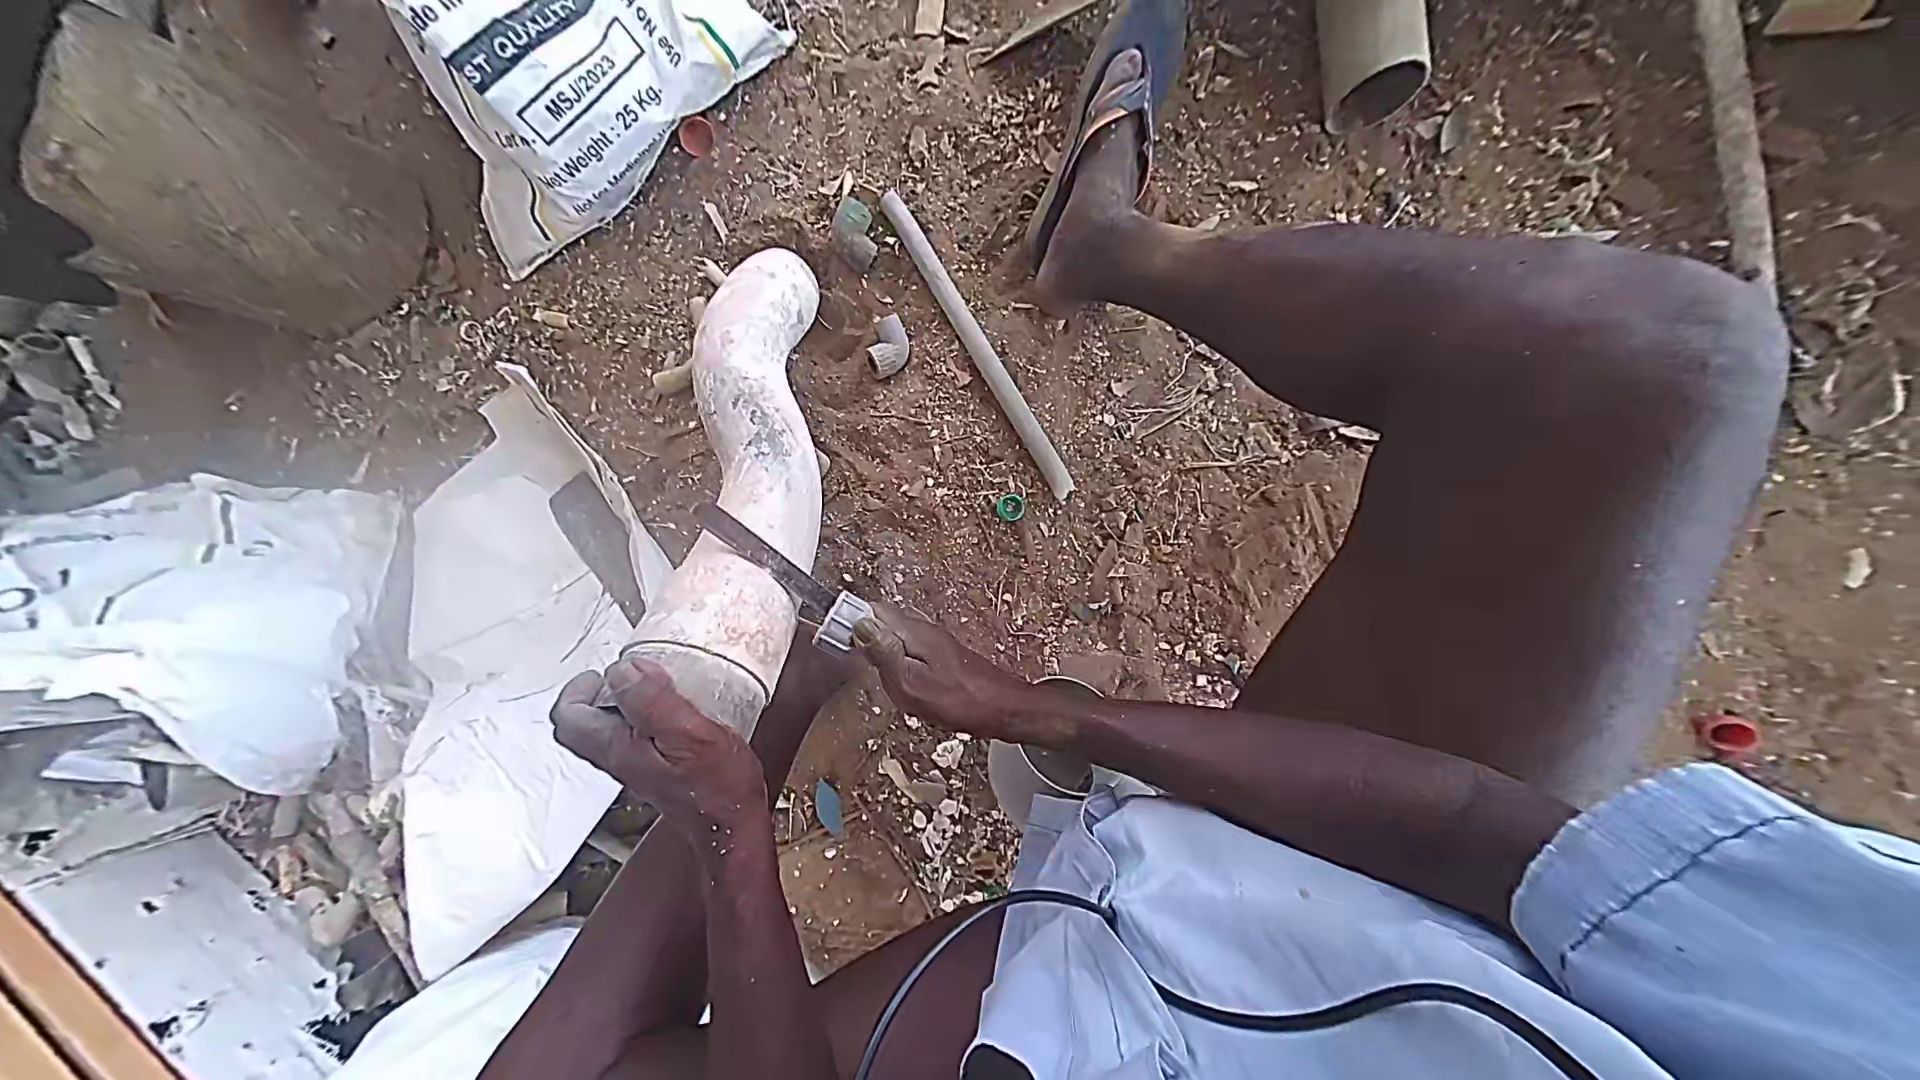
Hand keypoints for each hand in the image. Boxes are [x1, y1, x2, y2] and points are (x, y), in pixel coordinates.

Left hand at [551, 658, 767, 854]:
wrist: (734, 827)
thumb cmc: (718, 788)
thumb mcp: (690, 734)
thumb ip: (653, 703)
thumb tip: (624, 669)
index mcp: (619, 750)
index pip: (570, 718)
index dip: (580, 687)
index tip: (612, 668)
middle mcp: (622, 760)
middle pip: (585, 723)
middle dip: (599, 691)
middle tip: (630, 670)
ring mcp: (641, 767)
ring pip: (611, 729)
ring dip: (625, 701)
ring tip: (656, 680)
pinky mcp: (662, 770)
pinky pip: (640, 736)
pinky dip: (649, 714)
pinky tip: (678, 707)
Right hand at [855, 606, 1041, 741]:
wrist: (1002, 709)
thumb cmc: (959, 701)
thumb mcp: (911, 682)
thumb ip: (885, 653)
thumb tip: (860, 624)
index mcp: (914, 632)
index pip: (873, 610)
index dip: (851, 620)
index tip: (838, 640)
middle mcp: (924, 629)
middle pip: (884, 622)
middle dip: (866, 641)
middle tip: (863, 669)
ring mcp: (935, 641)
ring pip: (896, 638)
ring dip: (883, 655)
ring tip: (886, 683)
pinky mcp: (942, 655)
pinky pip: (910, 651)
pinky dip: (900, 665)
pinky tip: (905, 686)